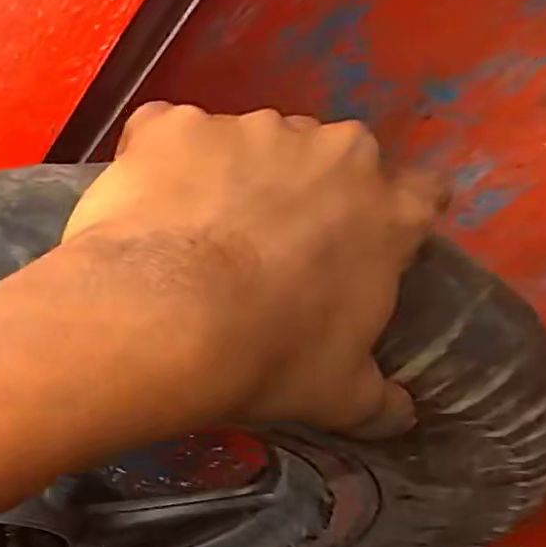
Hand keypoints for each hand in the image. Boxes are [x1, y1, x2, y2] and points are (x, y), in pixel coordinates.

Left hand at [59, 104, 442, 438]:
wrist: (163, 320)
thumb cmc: (260, 358)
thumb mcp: (332, 393)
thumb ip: (375, 399)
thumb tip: (402, 418)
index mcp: (387, 208)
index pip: (413, 196)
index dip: (375, 218)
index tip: (337, 245)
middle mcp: (328, 150)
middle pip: (315, 162)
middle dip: (286, 195)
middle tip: (239, 246)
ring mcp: (246, 129)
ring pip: (236, 145)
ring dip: (213, 176)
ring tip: (172, 234)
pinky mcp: (172, 128)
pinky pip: (161, 131)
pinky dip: (149, 155)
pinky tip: (132, 200)